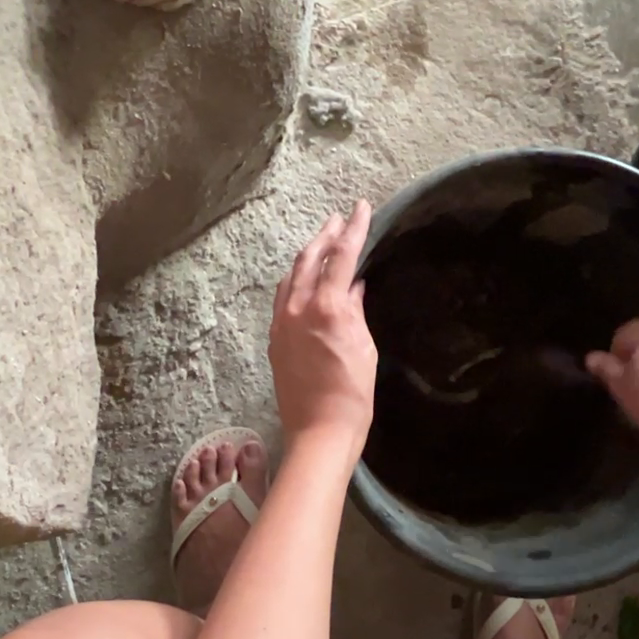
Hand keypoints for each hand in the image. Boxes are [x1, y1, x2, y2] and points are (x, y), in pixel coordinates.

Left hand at [270, 201, 379, 447]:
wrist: (319, 430)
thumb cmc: (352, 393)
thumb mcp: (363, 346)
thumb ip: (355, 310)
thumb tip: (353, 286)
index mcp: (326, 307)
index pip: (342, 256)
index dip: (354, 229)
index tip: (361, 208)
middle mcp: (298, 309)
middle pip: (309, 259)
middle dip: (325, 235)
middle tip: (338, 219)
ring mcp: (281, 324)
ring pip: (291, 277)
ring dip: (307, 256)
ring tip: (321, 243)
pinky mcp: (275, 340)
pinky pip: (283, 298)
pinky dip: (295, 281)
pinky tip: (304, 280)